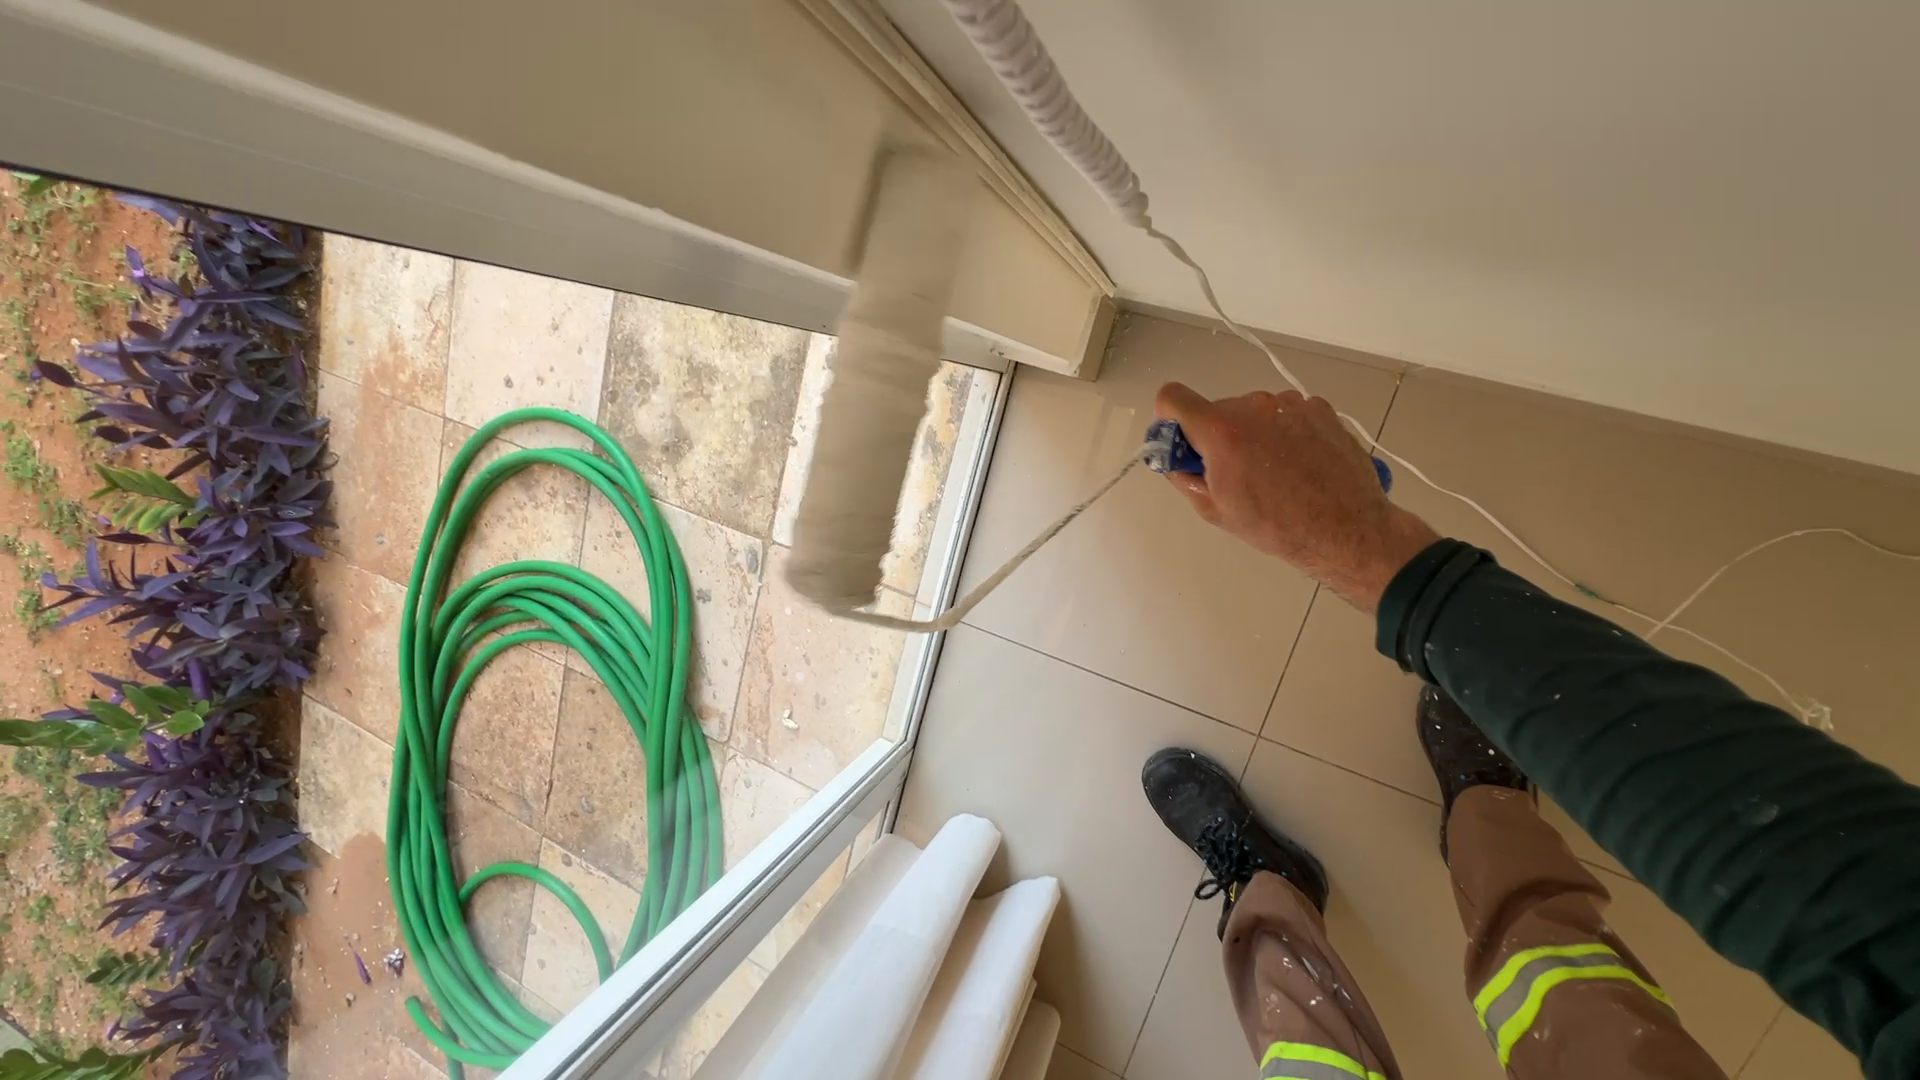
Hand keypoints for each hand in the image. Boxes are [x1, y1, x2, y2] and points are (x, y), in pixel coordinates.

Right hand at [1154, 382, 1438, 611]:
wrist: (1346, 528)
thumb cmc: (1274, 525)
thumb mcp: (1214, 509)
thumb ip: (1184, 476)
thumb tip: (1174, 459)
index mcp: (1222, 430)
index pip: (1173, 397)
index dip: (1169, 419)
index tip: (1182, 443)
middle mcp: (1254, 405)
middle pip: (1216, 409)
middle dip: (1215, 435)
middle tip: (1233, 472)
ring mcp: (1290, 403)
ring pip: (1252, 411)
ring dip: (1251, 432)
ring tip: (1273, 470)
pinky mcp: (1319, 407)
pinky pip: (1284, 413)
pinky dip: (1282, 431)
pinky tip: (1298, 461)